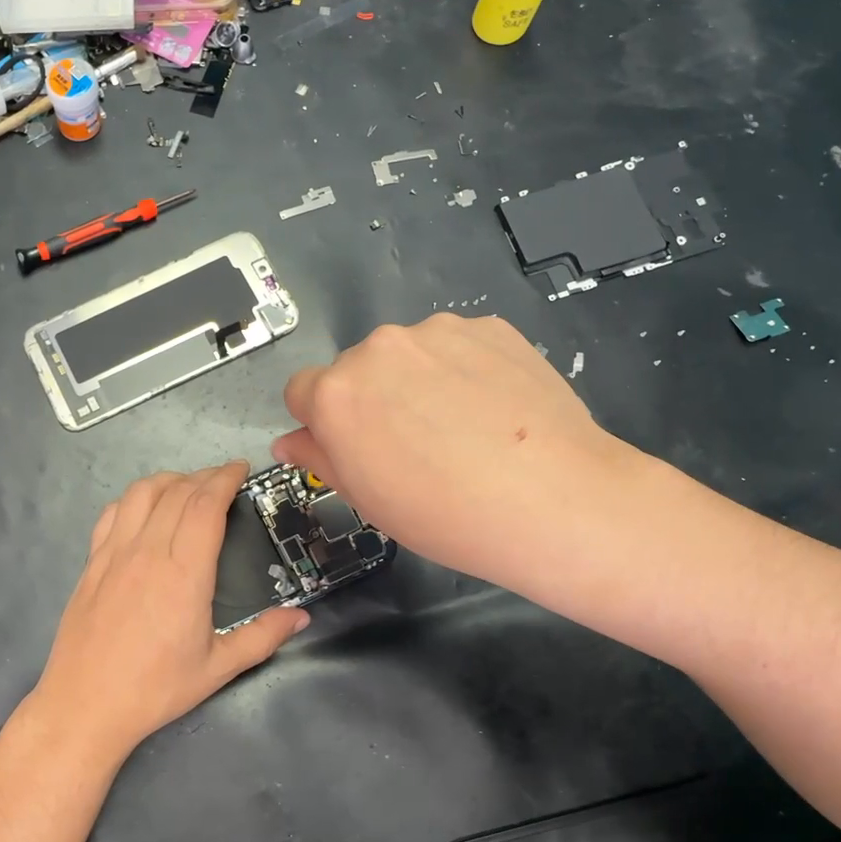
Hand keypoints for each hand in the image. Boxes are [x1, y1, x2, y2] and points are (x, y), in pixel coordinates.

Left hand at [21, 463, 309, 759]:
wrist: (85, 704)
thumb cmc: (155, 689)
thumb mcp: (218, 668)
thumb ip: (262, 637)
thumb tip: (301, 617)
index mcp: (184, 572)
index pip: (205, 505)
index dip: (224, 478)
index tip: (240, 469)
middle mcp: (147, 551)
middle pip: (176, 491)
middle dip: (203, 476)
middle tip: (223, 479)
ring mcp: (113, 554)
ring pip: (139, 494)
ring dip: (168, 480)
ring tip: (186, 487)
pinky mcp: (91, 564)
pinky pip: (111, 514)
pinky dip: (132, 500)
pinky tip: (143, 510)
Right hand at [273, 314, 649, 588]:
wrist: (550, 499)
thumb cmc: (442, 514)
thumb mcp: (366, 497)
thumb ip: (320, 458)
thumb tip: (289, 440)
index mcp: (335, 394)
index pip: (301, 391)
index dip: (322, 422)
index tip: (353, 447)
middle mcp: (377, 350)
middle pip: (355, 369)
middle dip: (370, 398)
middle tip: (410, 445)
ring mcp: (437, 332)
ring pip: (407, 354)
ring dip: (416, 380)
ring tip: (459, 427)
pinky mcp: (489, 327)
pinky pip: (457, 346)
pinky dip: (463, 370)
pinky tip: (491, 411)